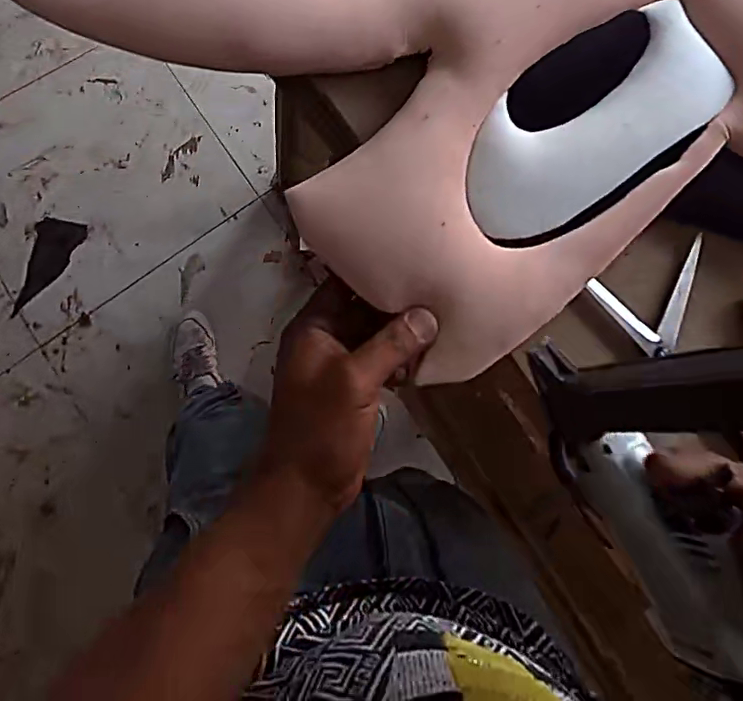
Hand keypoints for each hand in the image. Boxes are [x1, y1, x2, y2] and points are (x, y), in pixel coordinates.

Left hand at [252, 279, 437, 515]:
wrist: (305, 488)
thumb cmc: (320, 429)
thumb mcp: (355, 381)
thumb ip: (390, 345)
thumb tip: (427, 315)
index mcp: (312, 327)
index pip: (341, 283)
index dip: (370, 268)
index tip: (406, 255)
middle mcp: (324, 339)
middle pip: (361, 307)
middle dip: (393, 300)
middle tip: (433, 285)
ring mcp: (339, 363)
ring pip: (373, 334)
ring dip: (400, 331)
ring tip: (437, 318)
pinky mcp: (354, 386)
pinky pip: (379, 359)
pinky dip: (399, 357)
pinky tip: (426, 355)